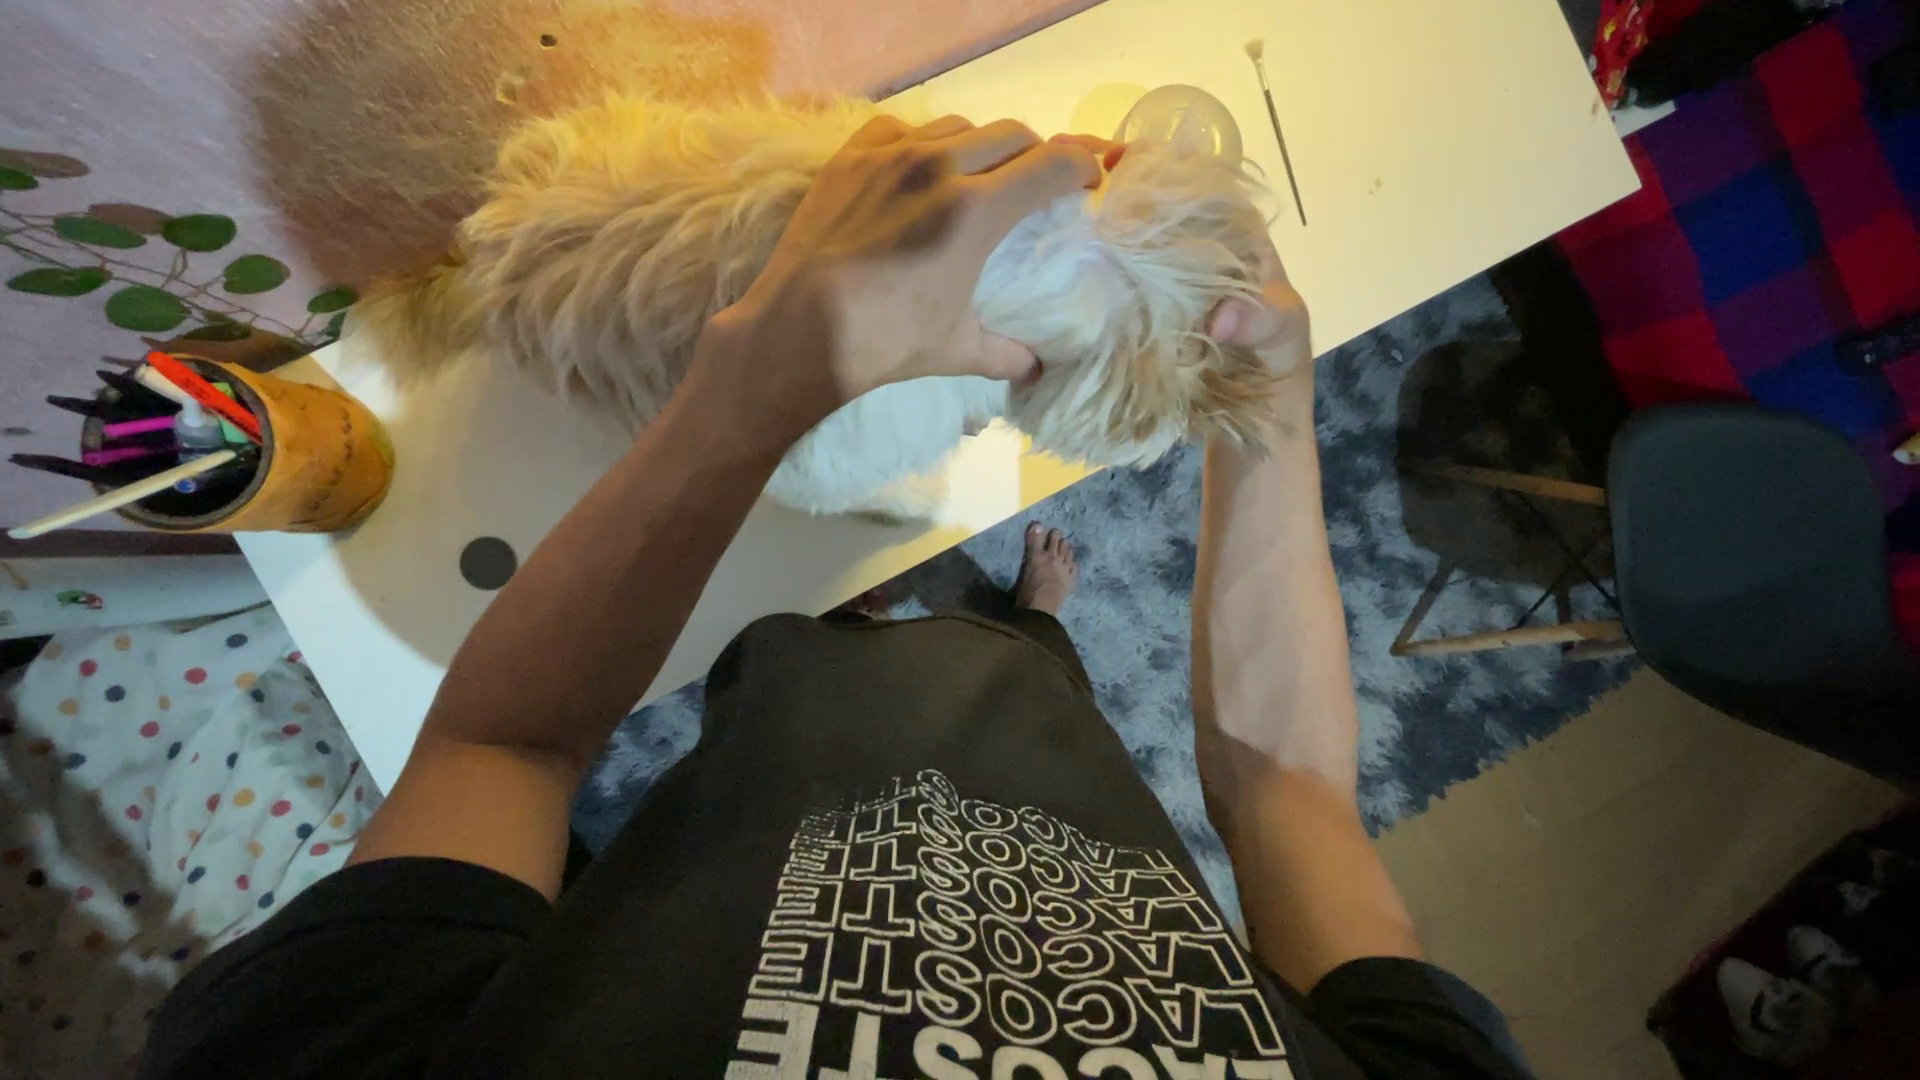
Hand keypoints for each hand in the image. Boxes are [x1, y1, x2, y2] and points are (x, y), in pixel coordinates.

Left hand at [700, 115, 1099, 430]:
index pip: (1052, 164)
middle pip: (1012, 134)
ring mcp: (891, 153)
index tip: (1092, 179)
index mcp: (976, 211)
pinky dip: (929, 141)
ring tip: (982, 173)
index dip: (1083, 166)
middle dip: (1038, 153)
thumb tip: (1035, 371)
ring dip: (984, 144)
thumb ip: (1004, 354)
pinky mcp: (853, 154)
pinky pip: (907, 128)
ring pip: (960, 125)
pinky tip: (923, 167)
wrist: (800, 330)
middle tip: (1040, 180)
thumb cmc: (886, 341)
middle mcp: (939, 165)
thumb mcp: (955, 349)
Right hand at [1057, 133, 1310, 379]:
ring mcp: (1153, 295)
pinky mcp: (1134, 330)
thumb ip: (1263, 319)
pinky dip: (1081, 305)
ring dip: (1084, 254)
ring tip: (1040, 243)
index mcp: (1224, 238)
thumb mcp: (1284, 334)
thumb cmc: (1279, 362)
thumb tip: (1219, 318)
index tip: (1108, 164)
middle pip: (1139, 220)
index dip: (1150, 168)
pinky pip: (1106, 310)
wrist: (1257, 420)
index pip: (1185, 186)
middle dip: (1102, 209)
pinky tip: (1048, 299)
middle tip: (1057, 203)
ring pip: (1116, 262)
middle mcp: (1181, 258)